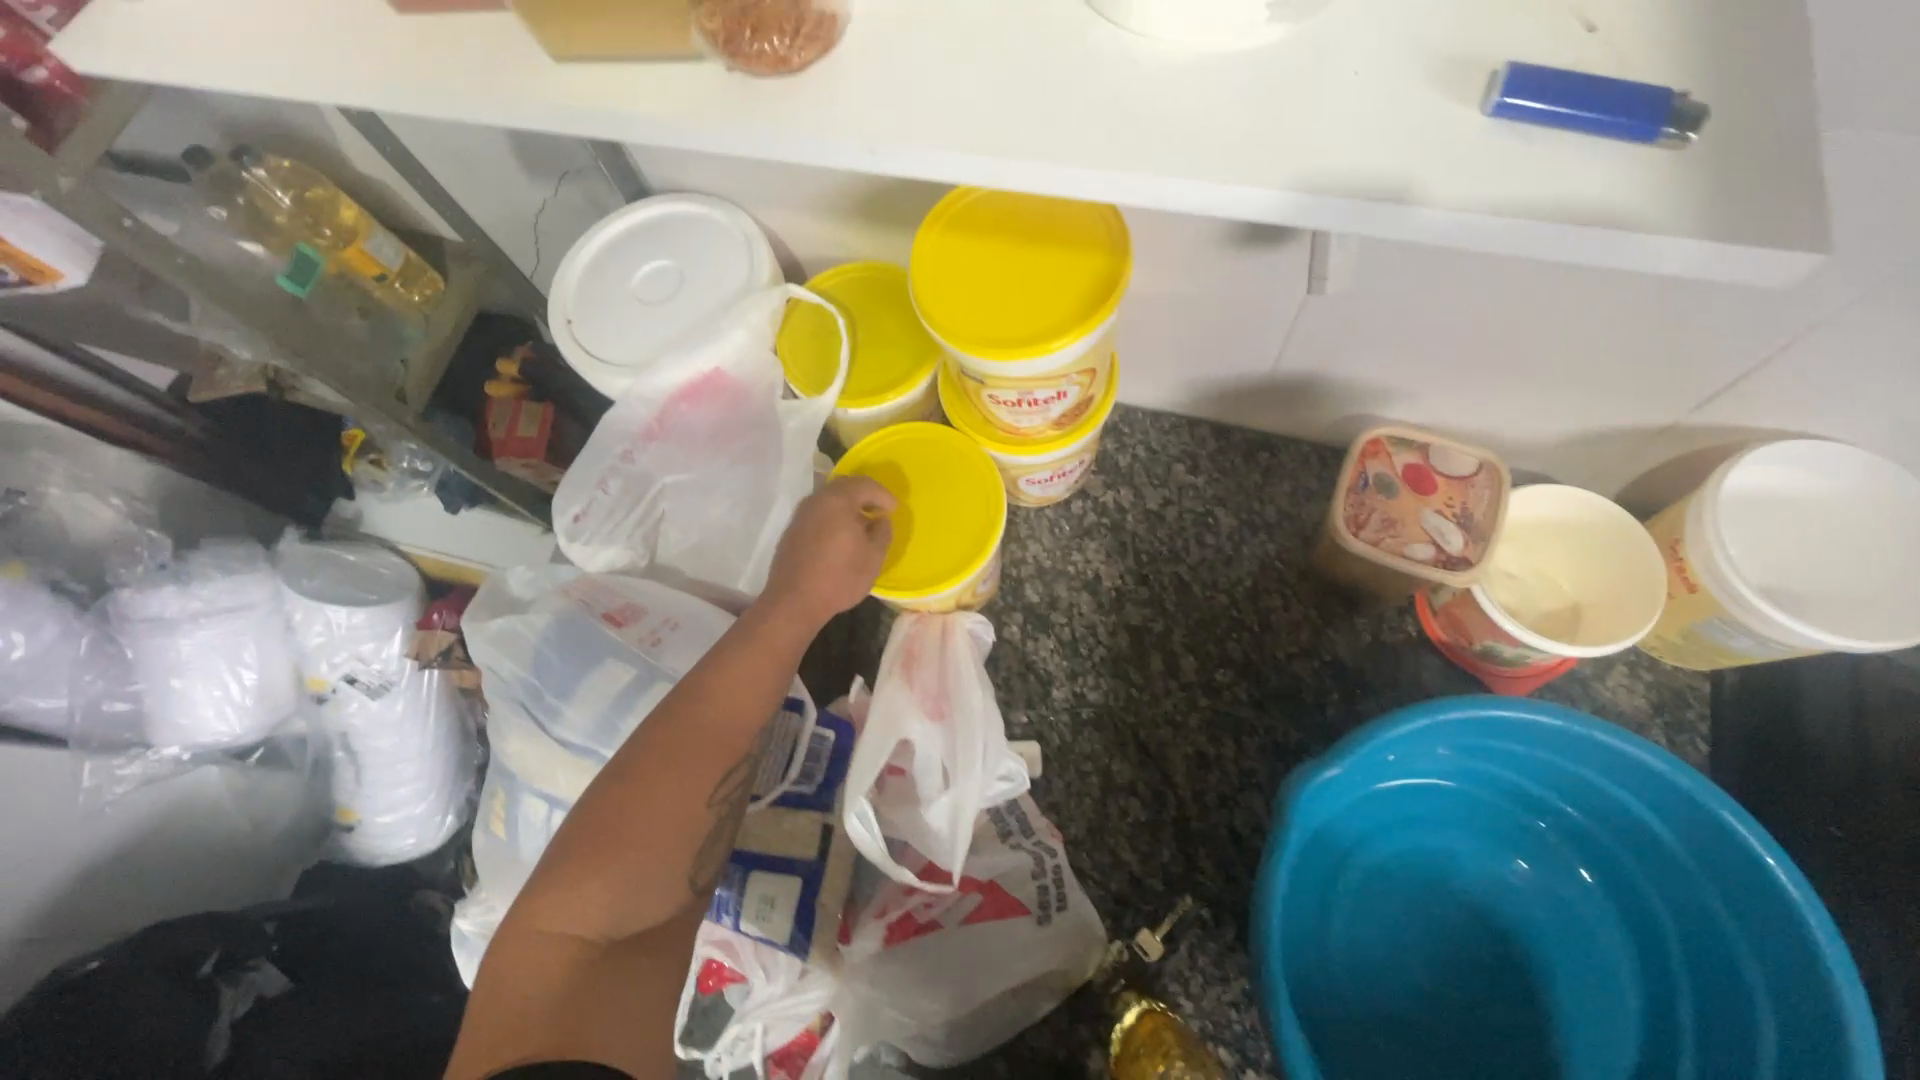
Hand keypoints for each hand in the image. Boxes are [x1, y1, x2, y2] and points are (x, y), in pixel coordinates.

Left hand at [759, 475, 895, 629]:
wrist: (794, 601)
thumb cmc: (839, 578)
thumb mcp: (873, 558)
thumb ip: (882, 533)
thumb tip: (880, 521)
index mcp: (837, 500)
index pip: (865, 484)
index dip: (883, 495)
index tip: (894, 510)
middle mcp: (816, 500)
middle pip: (844, 486)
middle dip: (864, 495)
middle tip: (879, 509)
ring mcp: (801, 515)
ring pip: (829, 500)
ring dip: (847, 506)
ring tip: (862, 524)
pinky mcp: (792, 530)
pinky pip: (818, 514)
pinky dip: (833, 517)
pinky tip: (841, 536)